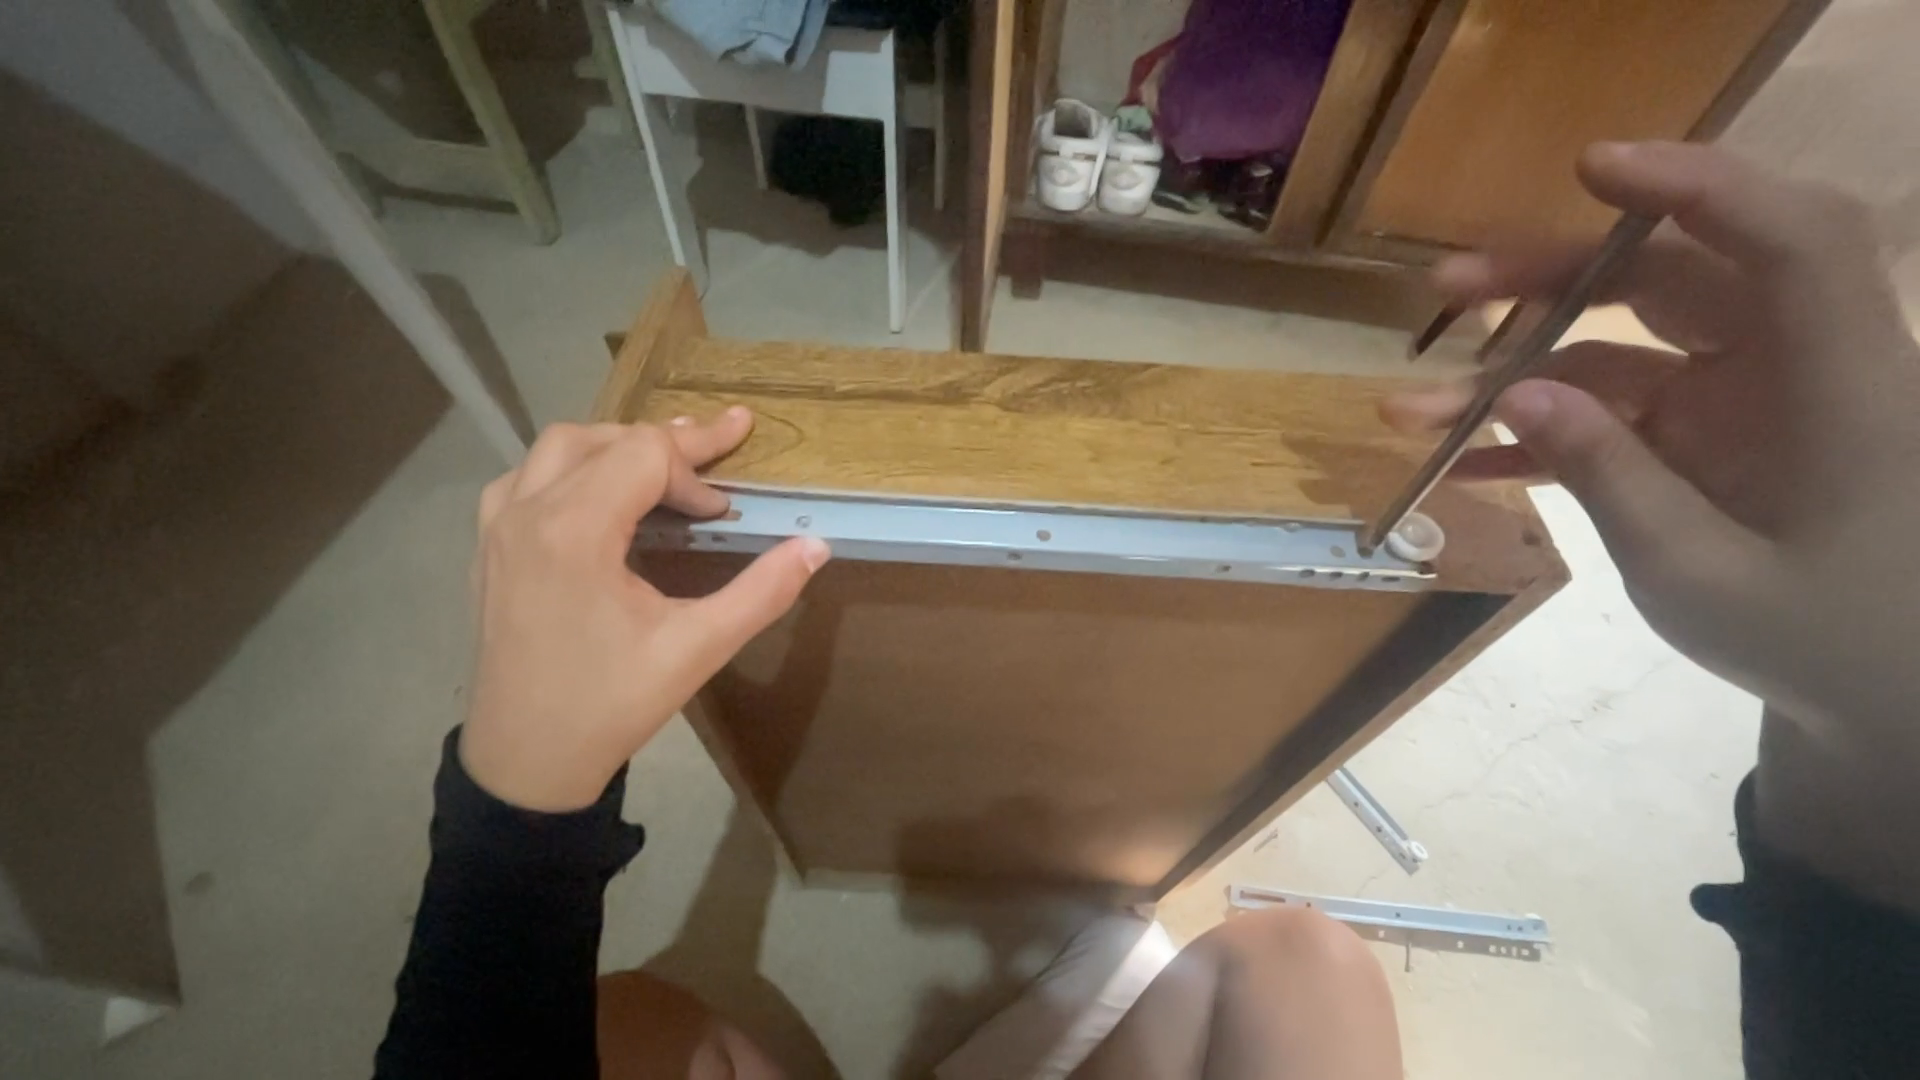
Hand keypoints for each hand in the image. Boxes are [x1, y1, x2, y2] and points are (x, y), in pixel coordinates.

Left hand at [459, 411, 829, 811]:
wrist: (525, 761)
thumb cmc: (611, 704)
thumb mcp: (698, 649)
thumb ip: (762, 592)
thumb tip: (816, 546)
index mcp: (574, 530)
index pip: (644, 454)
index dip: (696, 468)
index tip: (726, 512)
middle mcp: (527, 512)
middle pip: (604, 438)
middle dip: (666, 445)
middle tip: (715, 459)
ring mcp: (498, 527)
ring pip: (560, 448)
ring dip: (616, 447)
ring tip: (664, 469)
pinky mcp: (488, 547)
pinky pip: (528, 477)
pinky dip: (573, 469)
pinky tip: (601, 499)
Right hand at [1383, 141, 1919, 757]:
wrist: (1884, 698)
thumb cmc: (1821, 640)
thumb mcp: (1696, 571)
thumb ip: (1610, 475)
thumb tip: (1516, 393)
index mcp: (1839, 390)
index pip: (1790, 244)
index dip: (1699, 189)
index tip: (1591, 169)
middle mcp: (1785, 373)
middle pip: (1666, 283)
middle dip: (1546, 280)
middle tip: (1443, 289)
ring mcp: (1731, 408)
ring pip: (1610, 354)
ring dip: (1505, 378)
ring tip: (1408, 410)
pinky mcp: (1691, 442)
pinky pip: (1601, 418)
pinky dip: (1532, 436)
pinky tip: (1458, 462)